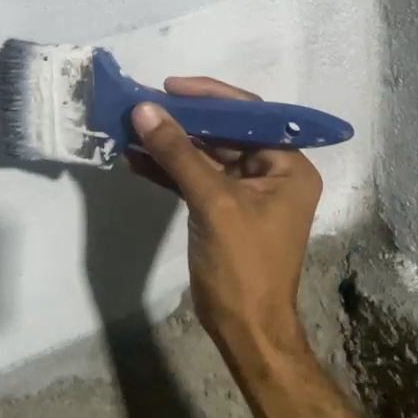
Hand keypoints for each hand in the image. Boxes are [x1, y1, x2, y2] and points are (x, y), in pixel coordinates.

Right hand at [127, 77, 322, 361]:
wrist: (245, 332)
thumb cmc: (244, 266)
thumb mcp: (213, 203)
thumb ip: (178, 153)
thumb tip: (144, 109)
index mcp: (287, 166)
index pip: (250, 114)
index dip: (210, 96)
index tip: (169, 86)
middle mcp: (270, 173)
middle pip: (223, 132)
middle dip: (182, 119)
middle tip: (142, 104)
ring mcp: (244, 192)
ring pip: (203, 154)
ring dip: (168, 142)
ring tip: (130, 125)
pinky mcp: (220, 209)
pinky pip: (191, 177)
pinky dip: (165, 168)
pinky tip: (134, 158)